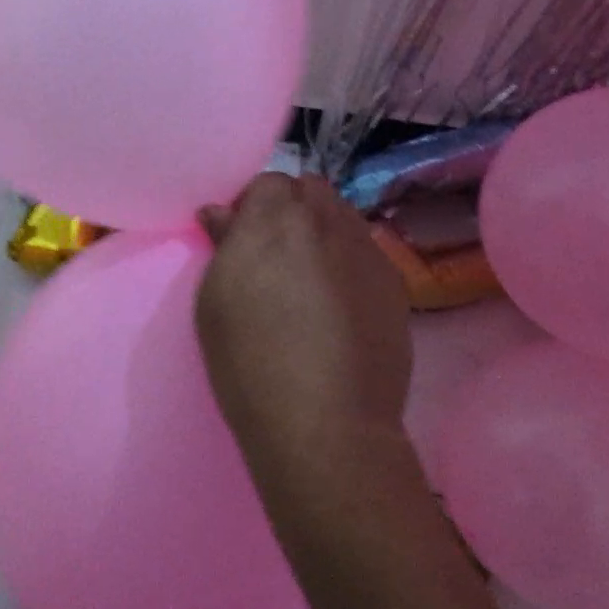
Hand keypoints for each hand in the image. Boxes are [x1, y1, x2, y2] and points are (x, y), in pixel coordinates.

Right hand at [196, 173, 413, 457]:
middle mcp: (326, 221)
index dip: (253, 207)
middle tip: (275, 254)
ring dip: (323, 231)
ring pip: (343, 217)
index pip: (268, 182)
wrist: (326, 425)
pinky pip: (367, 253)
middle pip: (311, 190)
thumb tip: (222, 213)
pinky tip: (340, 304)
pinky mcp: (394, 283)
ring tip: (309, 278)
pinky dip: (349, 263)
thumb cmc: (250, 365)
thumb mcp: (214, 303)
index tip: (240, 239)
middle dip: (291, 210)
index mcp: (275, 218)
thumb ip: (223, 245)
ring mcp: (367, 250)